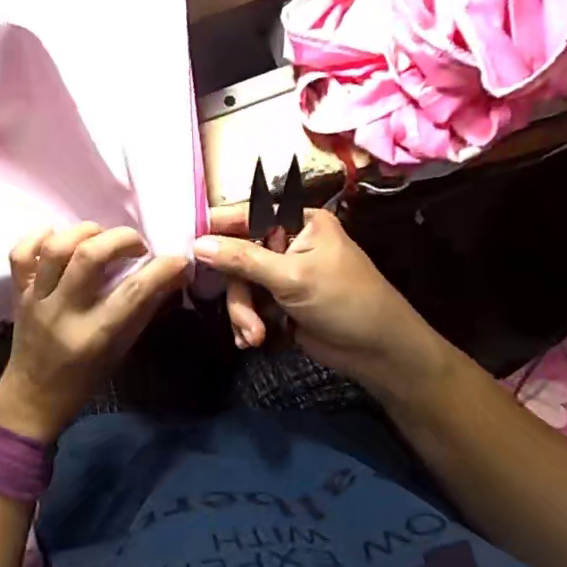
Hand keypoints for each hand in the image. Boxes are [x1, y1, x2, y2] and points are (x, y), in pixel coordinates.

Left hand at [0, 223, 189, 442]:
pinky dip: (38, 236)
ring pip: (55, 248)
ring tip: (100, 238)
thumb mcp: (119, 352)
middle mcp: (63, 312)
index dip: (162, 269)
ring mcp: (36, 300)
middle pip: (90, 256)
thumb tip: (173, 277)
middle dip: (122, 238)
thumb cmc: (82, 380)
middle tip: (136, 246)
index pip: (133, 291)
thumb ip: (143, 313)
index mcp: (94, 335)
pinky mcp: (17, 294)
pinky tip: (57, 237)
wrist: (32, 398)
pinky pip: (20, 254)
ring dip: (84, 231)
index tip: (178, 260)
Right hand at [194, 204, 453, 391]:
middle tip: (248, 321)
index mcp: (300, 222)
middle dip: (240, 294)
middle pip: (238, 258)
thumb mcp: (291, 277)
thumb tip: (198, 243)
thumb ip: (243, 259)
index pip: (249, 215)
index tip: (189, 241)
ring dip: (244, 315)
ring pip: (241, 286)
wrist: (376, 351)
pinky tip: (254, 341)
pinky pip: (249, 306)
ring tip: (256, 338)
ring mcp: (283, 274)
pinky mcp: (280, 303)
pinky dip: (249, 325)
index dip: (218, 228)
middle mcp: (289, 243)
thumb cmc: (344, 301)